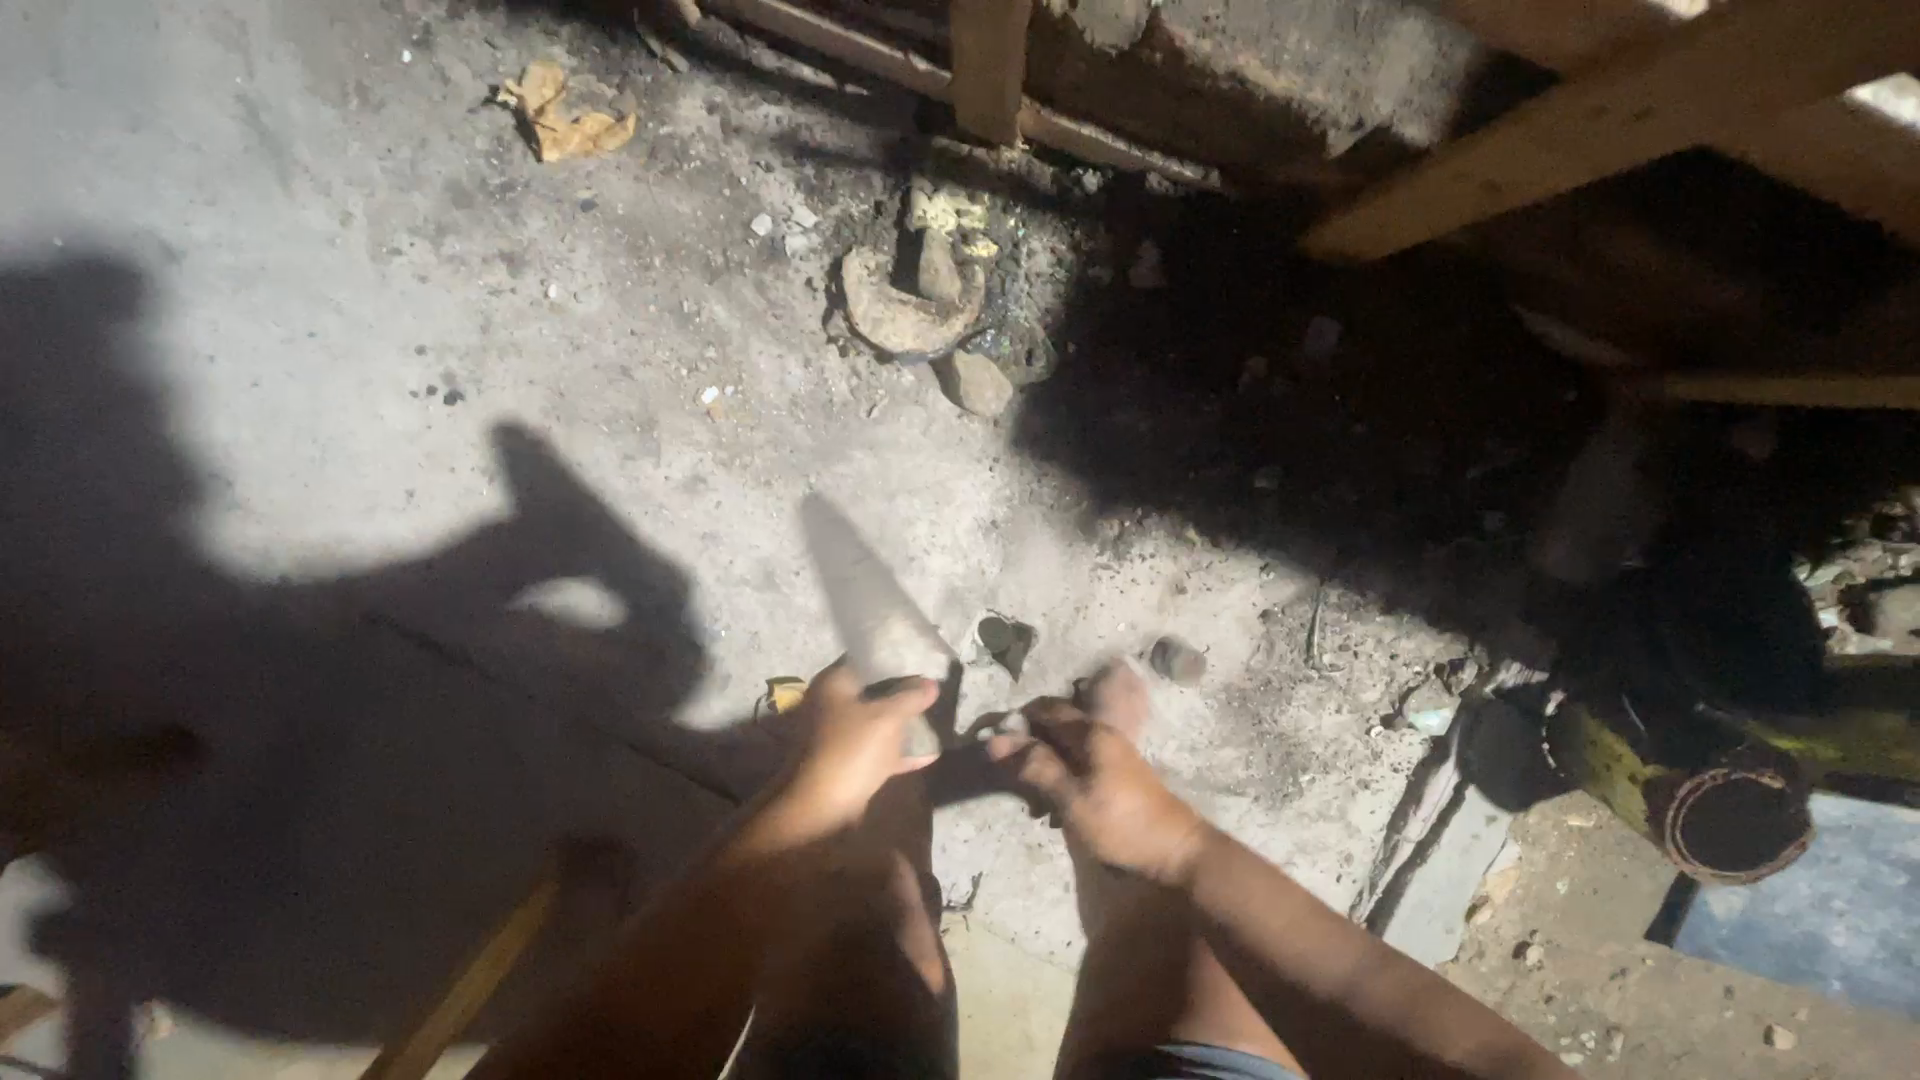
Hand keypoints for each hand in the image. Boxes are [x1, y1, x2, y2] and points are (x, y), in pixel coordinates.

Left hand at [774, 660, 938, 833]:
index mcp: (833, 684)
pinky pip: (876, 749)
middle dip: (902, 692)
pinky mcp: (844, 762)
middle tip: (931, 689)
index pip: (865, 658)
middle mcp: (830, 704)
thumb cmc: (852, 750)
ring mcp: (836, 735)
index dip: (894, 657)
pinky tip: (928, 754)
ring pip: (874, 721)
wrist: (820, 809)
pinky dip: (898, 751)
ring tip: (933, 718)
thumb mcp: (888, 718)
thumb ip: (911, 696)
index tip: (922, 660)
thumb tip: (931, 683)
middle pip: (872, 690)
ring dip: (902, 722)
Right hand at [989, 679, 1207, 887]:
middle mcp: (1102, 733)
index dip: (1017, 721)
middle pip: (1054, 728)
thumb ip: (1036, 766)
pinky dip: (1062, 780)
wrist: (1176, 851)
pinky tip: (1056, 811)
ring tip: (1034, 804)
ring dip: (1045, 769)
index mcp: (1091, 732)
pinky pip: (1079, 765)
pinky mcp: (1116, 774)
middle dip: (1029, 748)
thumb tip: (996, 740)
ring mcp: (1112, 753)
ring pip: (1065, 749)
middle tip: (1012, 779)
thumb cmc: (1121, 822)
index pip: (1045, 709)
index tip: (996, 745)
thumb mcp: (1071, 797)